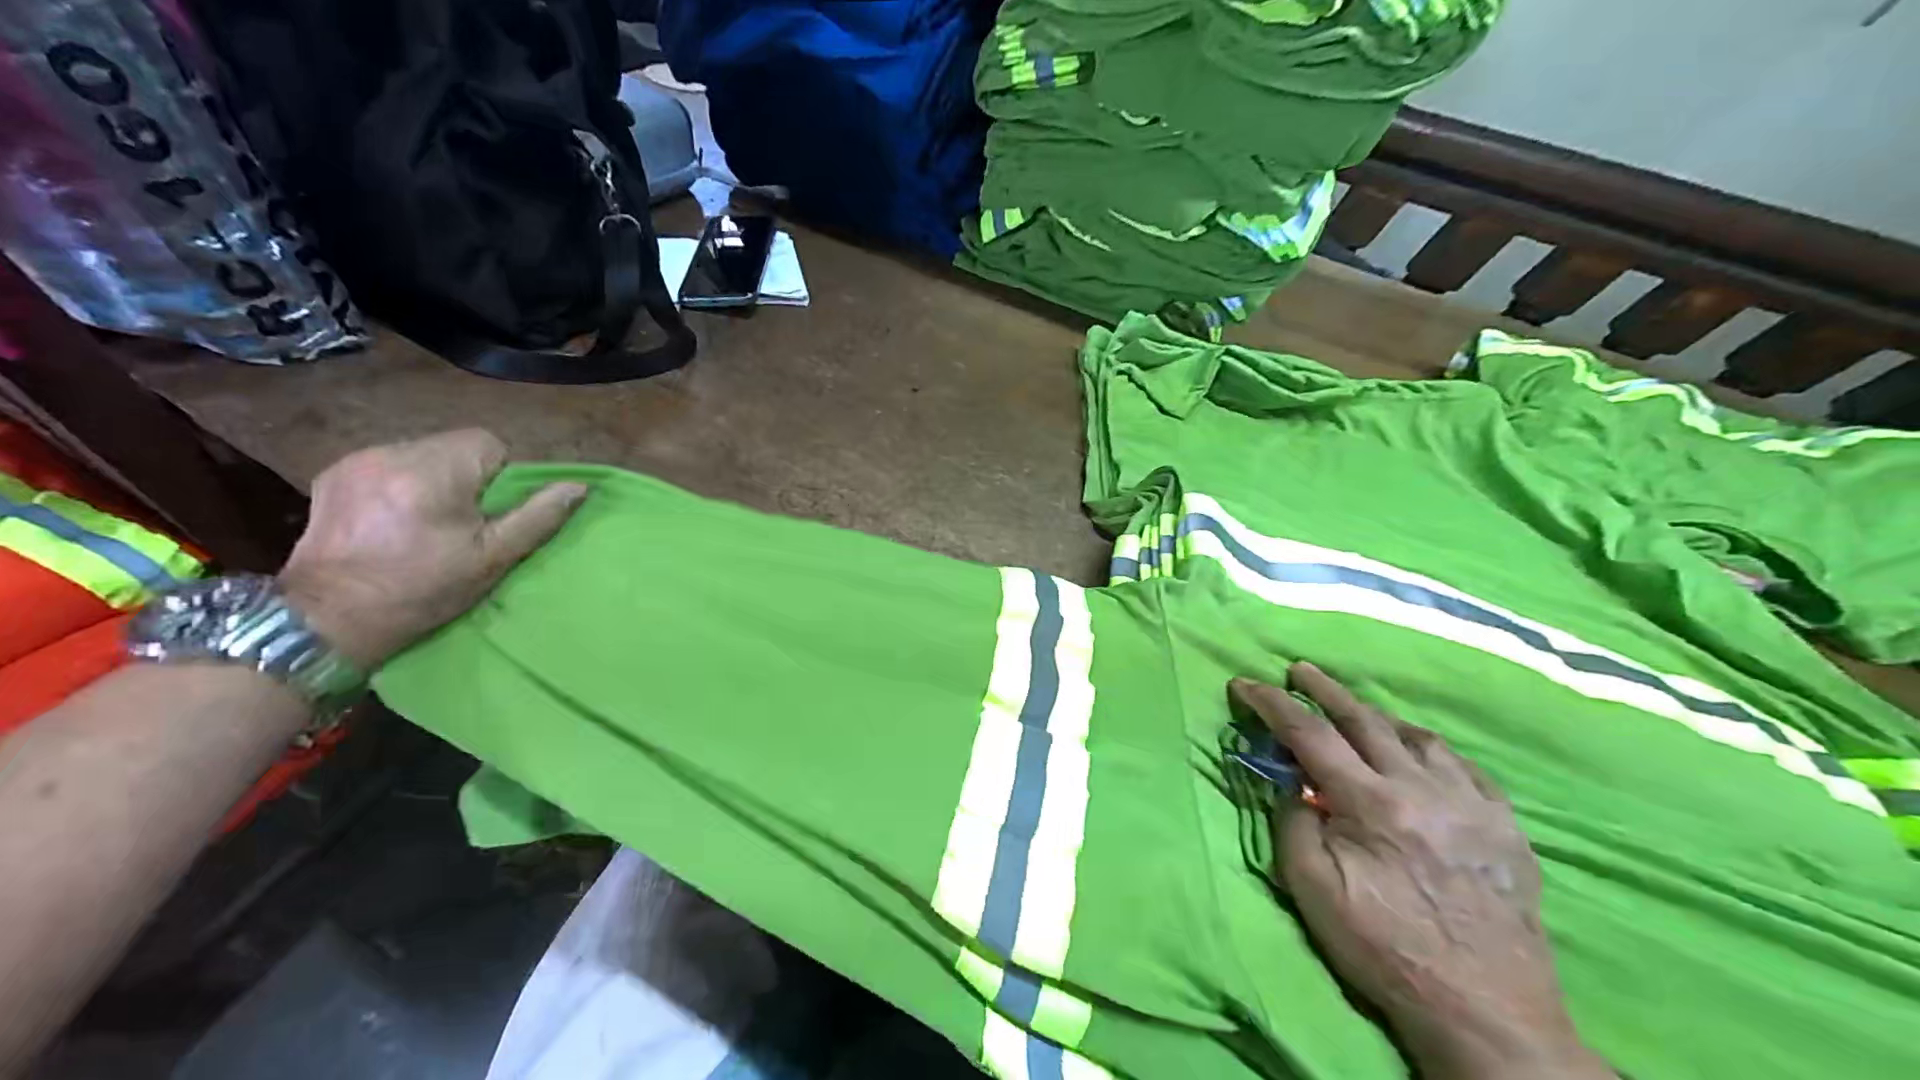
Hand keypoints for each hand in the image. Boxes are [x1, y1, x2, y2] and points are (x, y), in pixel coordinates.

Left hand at [277, 429, 587, 668]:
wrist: (329, 620)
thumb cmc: (423, 591)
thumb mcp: (493, 558)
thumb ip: (537, 517)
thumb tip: (578, 487)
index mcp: (434, 472)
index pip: (489, 443)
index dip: (500, 476)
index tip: (490, 513)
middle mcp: (392, 453)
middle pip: (455, 446)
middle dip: (468, 476)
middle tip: (462, 522)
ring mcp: (357, 461)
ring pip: (423, 452)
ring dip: (436, 478)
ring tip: (426, 521)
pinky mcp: (334, 473)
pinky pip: (389, 463)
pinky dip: (403, 483)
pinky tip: (394, 517)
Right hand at [1232, 664, 1610, 1079]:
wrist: (1484, 1013)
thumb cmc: (1384, 950)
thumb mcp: (1313, 889)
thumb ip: (1293, 822)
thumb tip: (1291, 781)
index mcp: (1373, 803)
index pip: (1310, 734)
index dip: (1272, 704)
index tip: (1244, 683)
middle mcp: (1425, 789)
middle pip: (1365, 720)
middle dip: (1325, 690)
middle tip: (1299, 671)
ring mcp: (1473, 805)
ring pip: (1419, 737)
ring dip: (1378, 717)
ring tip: (1356, 712)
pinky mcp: (1506, 827)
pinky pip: (1466, 767)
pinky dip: (1431, 749)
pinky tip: (1420, 754)